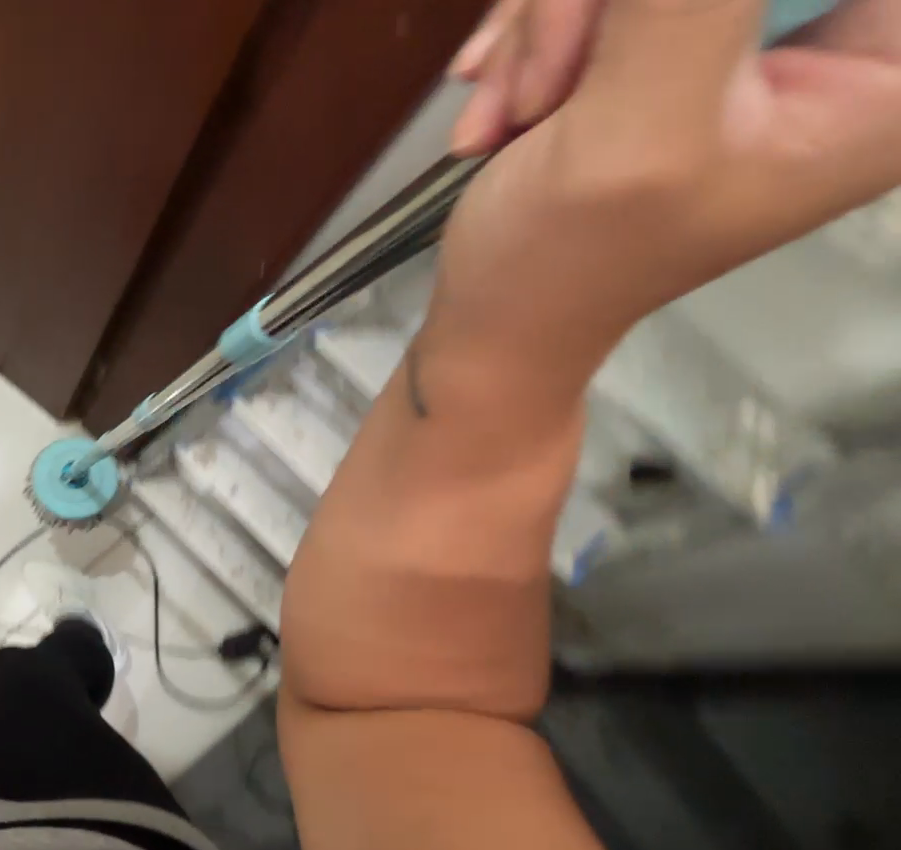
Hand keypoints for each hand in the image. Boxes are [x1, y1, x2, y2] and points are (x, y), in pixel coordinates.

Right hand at [427, 0, 900, 366]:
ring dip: (552, 22)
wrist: (490, 317)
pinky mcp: (666, 38)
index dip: (698, 2)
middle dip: (596, 5)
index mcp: (895, 61)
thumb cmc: (562, 261)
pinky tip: (499, 102)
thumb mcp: (636, 129)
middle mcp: (838, 31)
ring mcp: (740, 33)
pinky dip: (534, 36)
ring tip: (509, 112)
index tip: (630, 38)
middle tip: (540, 87)